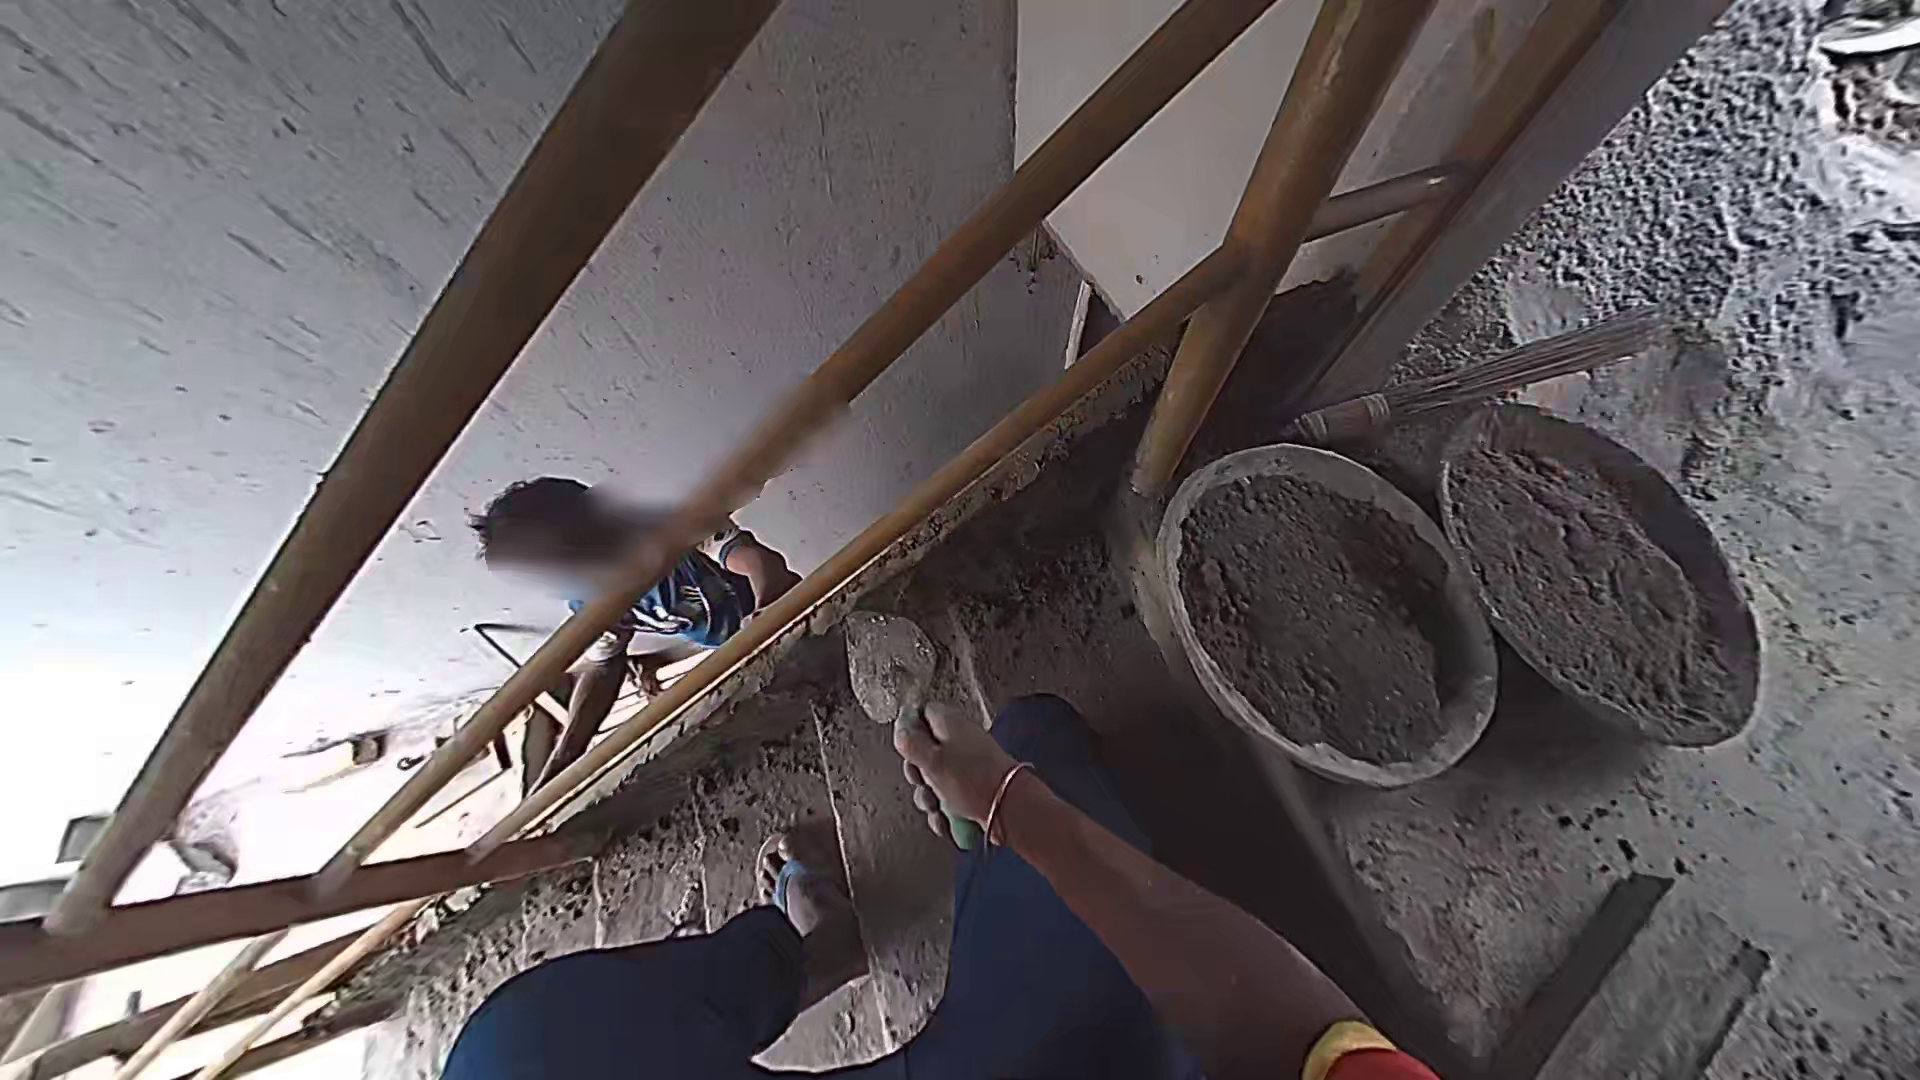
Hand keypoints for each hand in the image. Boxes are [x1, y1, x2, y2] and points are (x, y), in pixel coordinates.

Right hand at [893, 702, 1016, 839]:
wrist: (1009, 807)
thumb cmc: (971, 779)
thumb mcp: (932, 759)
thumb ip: (910, 743)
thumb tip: (900, 728)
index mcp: (949, 723)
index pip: (922, 713)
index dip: (909, 730)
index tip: (906, 749)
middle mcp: (958, 740)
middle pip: (924, 751)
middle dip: (917, 773)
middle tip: (923, 781)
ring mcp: (966, 765)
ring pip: (934, 779)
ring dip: (929, 797)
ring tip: (937, 806)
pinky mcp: (972, 787)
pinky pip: (948, 797)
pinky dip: (944, 811)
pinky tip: (946, 820)